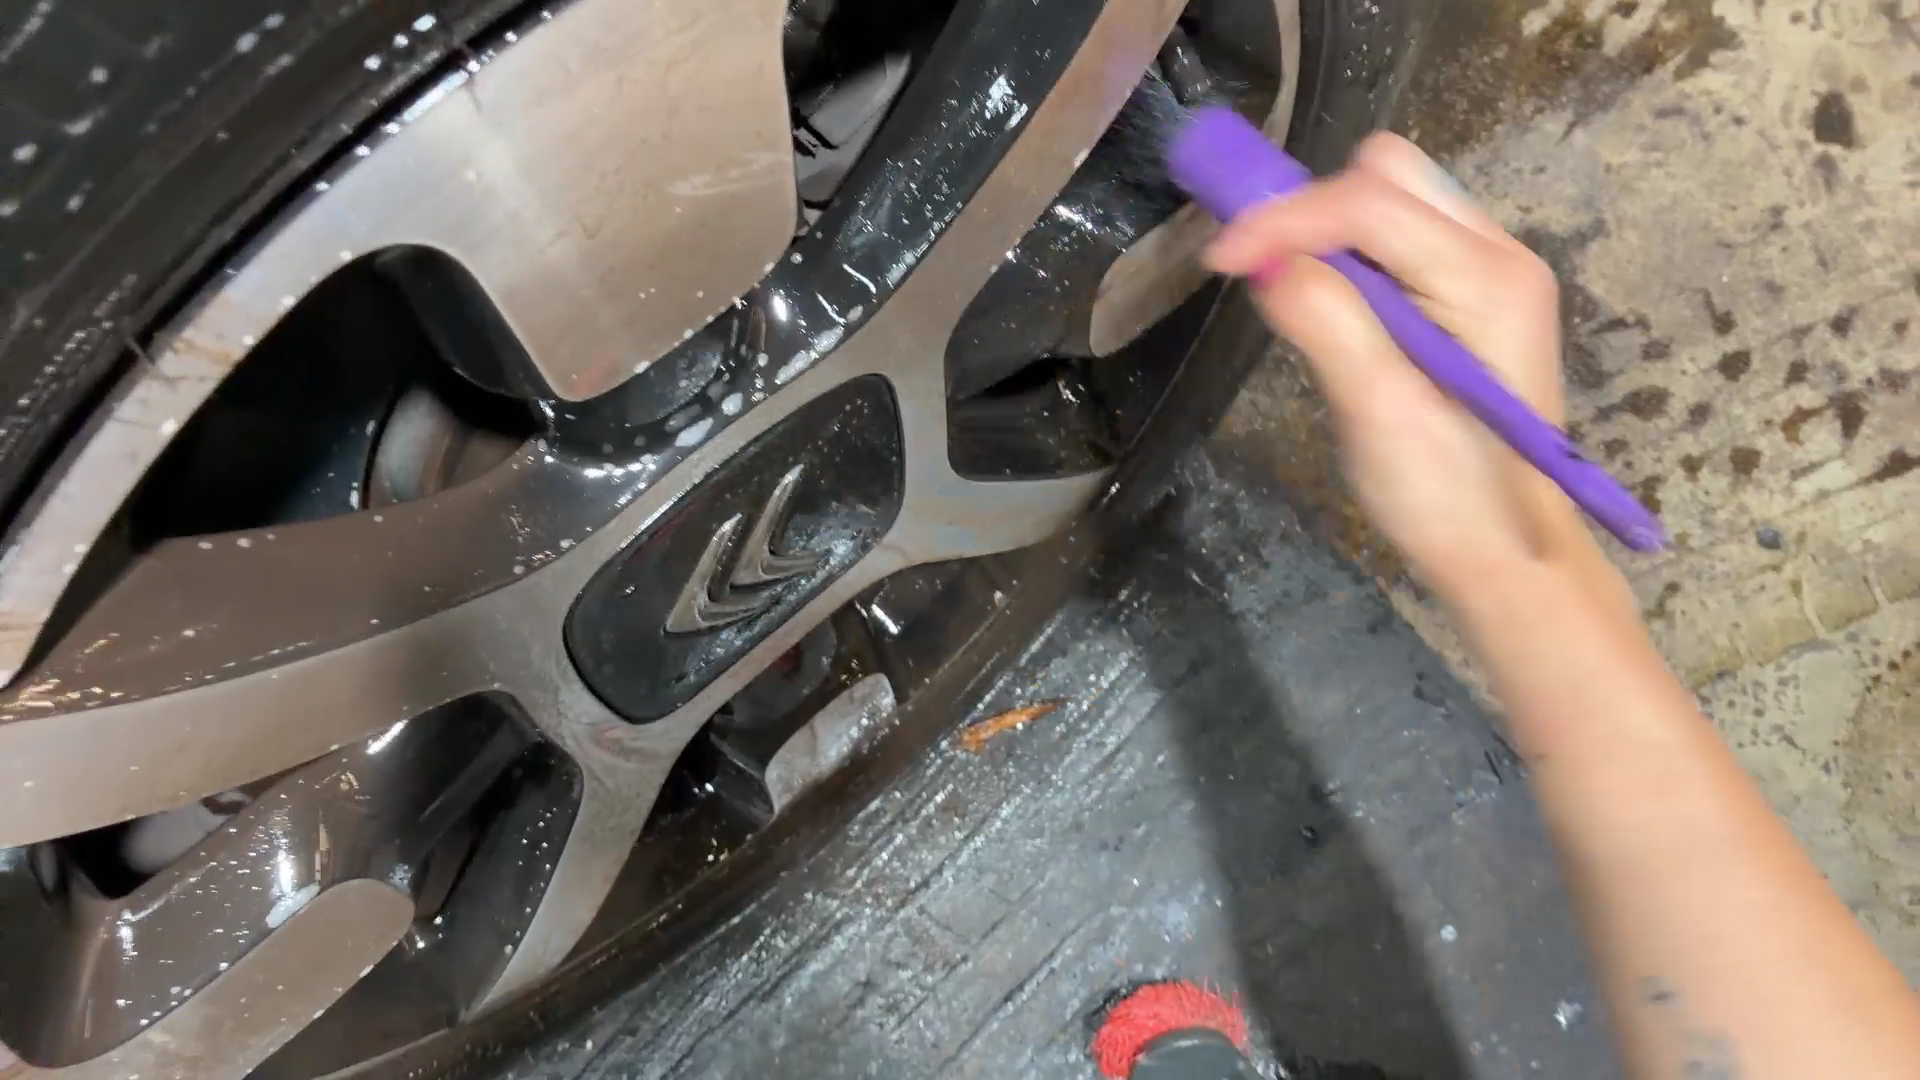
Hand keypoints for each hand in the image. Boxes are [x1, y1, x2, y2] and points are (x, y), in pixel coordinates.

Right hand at [1203, 133, 1590, 597]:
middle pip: (1388, 177)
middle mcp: (1494, 253)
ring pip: (1389, 200)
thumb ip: (1327, 324)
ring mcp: (1484, 272)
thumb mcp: (1379, 413)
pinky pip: (1393, 242)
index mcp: (1485, 278)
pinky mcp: (1463, 298)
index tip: (1216, 261)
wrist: (1502, 547)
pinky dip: (1343, 258)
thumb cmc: (1445, 495)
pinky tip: (1328, 308)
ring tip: (1286, 289)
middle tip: (1256, 268)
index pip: (1368, 204)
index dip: (1282, 220)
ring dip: (1324, 231)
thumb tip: (1264, 263)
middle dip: (1310, 210)